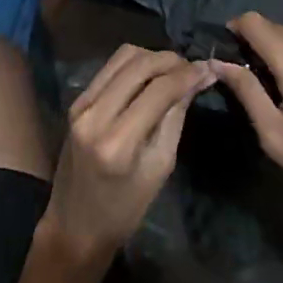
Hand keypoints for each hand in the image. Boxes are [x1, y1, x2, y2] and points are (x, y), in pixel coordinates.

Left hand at [43, 45, 214, 260]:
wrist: (74, 226)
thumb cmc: (124, 209)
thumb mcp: (160, 167)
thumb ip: (175, 116)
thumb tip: (198, 78)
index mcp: (117, 142)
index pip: (158, 90)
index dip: (186, 74)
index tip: (208, 68)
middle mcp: (95, 115)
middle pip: (139, 64)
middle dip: (171, 61)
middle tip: (193, 68)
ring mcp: (81, 104)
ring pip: (123, 56)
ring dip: (153, 57)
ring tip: (174, 70)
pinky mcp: (76, 100)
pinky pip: (111, 67)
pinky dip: (135, 64)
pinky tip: (151, 75)